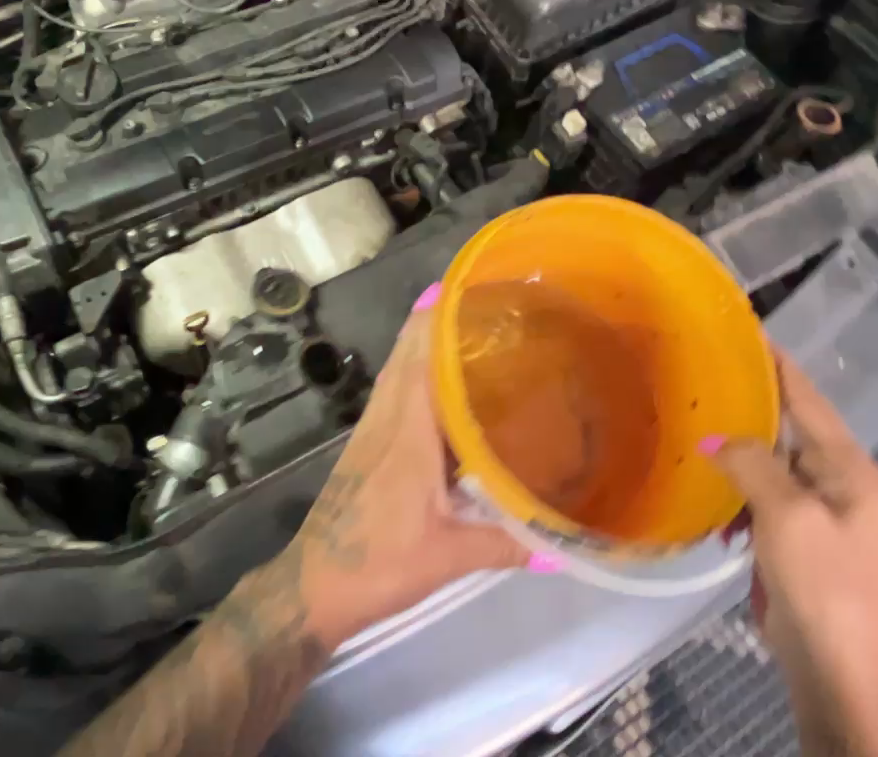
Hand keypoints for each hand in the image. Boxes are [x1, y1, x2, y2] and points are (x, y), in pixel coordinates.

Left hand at [283, 306, 528, 649]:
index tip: (477, 293)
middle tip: (488, 308)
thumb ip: (506, 543)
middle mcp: (385, 417)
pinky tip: (443, 387)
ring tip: (471, 333)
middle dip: (440, 321)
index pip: (421, 355)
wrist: (314, 584)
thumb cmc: (378, 563)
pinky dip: (415, 373)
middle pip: (407, 351)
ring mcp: (370, 429)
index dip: (443, 318)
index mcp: (407, 430)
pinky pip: (393, 392)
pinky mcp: (365, 445)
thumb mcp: (450, 557)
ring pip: (398, 369)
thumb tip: (563, 542)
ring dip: (426, 344)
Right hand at [703, 352, 877, 756]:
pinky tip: (701, 482)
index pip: (808, 398)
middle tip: (695, 376)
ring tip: (688, 422)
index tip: (738, 330)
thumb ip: (752, 464)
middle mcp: (840, 481)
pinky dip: (733, 485)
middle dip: (746, 403)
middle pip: (788, 426)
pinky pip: (760, 493)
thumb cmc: (822, 585)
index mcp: (850, 468)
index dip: (775, 362)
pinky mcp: (798, 538)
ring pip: (770, 461)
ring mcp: (819, 511)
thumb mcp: (786, 515)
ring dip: (735, 447)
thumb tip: (715, 440)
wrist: (840, 669)